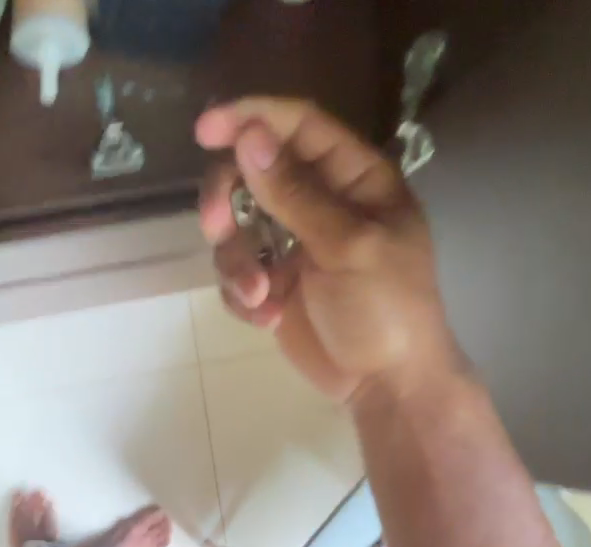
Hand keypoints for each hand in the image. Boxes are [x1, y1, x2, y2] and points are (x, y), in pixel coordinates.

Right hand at [196, 98, 458, 401]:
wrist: (384, 384)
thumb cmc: (385, 308)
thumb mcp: (347, 245)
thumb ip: (294, 194)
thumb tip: (248, 138)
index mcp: (353, 179)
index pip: (298, 127)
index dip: (251, 118)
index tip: (205, 128)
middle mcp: (319, 204)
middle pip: (251, 173)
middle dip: (226, 200)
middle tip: (213, 227)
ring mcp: (293, 247)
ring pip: (235, 229)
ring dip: (235, 263)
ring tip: (258, 298)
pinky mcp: (273, 287)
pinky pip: (235, 274)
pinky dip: (242, 296)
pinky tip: (267, 318)